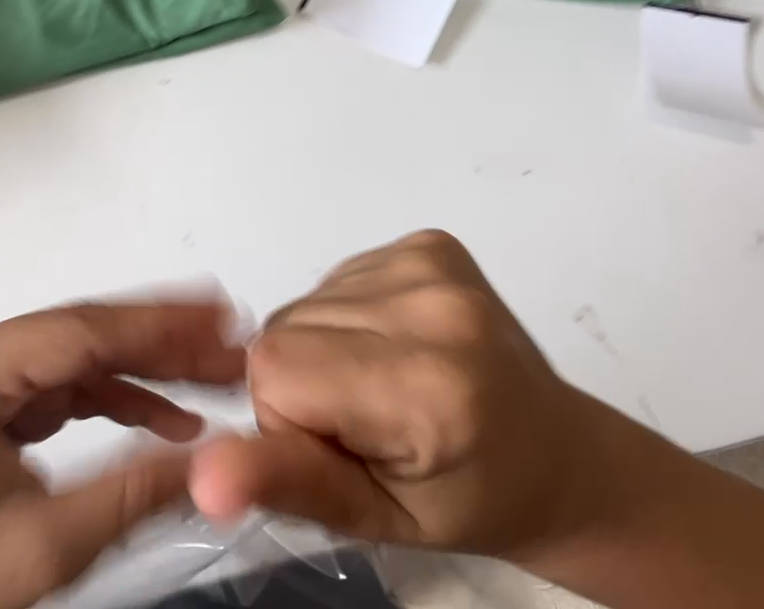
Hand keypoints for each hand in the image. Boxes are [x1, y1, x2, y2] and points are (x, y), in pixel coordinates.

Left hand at [0, 301, 248, 608]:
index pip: (77, 333)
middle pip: (81, 337)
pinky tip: (171, 416)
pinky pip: (65, 390)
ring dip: (147, 369)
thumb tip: (219, 461)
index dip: (157, 325)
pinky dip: (118, 399)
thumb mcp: (44, 544)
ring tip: (219, 375)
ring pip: (79, 359)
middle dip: (161, 342)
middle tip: (234, 343)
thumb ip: (134, 494)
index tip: (222, 319)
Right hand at [189, 230, 652, 562]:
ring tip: (382, 383)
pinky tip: (392, 345)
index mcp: (424, 388)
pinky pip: (333, 279)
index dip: (285, 417)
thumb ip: (286, 484)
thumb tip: (202, 476)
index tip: (340, 447)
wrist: (560, 457)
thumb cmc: (466, 501)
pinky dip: (344, 317)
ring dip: (321, 348)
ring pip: (303, 304)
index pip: (273, 370)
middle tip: (364, 420)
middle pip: (284, 330)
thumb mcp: (373, 518)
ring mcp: (431, 266)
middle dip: (299, 380)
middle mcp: (431, 309)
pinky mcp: (429, 245)